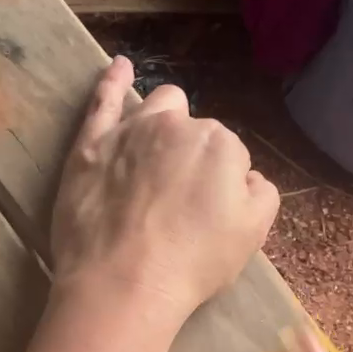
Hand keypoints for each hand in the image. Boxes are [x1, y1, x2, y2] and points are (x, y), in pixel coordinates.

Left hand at [51, 57, 278, 323]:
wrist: (122, 283)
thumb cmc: (193, 263)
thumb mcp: (252, 235)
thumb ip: (262, 194)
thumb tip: (249, 178)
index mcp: (221, 144)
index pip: (231, 156)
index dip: (222, 187)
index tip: (209, 215)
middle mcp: (177, 125)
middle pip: (195, 130)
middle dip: (195, 155)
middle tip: (182, 198)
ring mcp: (130, 130)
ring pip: (157, 106)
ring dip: (166, 118)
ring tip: (160, 145)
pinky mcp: (90, 144)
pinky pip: (103, 99)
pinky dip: (114, 80)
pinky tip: (120, 68)